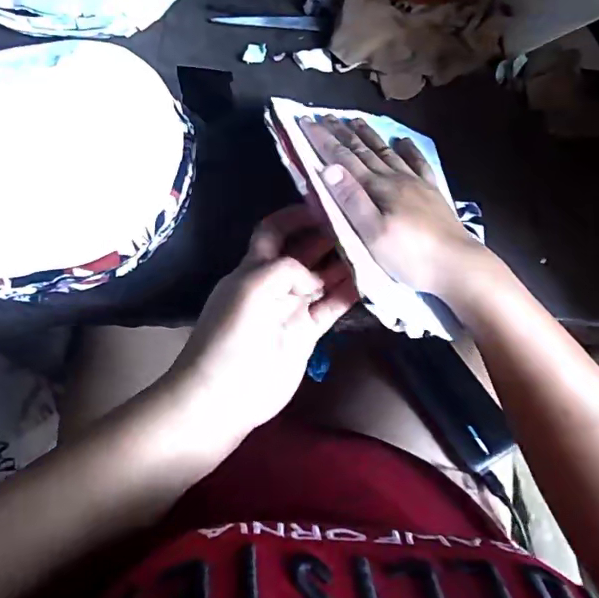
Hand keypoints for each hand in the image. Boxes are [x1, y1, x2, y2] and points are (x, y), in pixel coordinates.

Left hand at [167, 206, 358, 431]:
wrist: (225, 393)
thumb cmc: (232, 334)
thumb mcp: (253, 286)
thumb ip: (287, 268)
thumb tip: (314, 277)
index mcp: (253, 267)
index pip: (273, 230)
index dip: (294, 215)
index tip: (324, 204)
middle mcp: (275, 282)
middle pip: (305, 251)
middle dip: (328, 236)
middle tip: (360, 224)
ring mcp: (292, 308)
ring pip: (323, 277)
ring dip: (344, 264)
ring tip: (373, 249)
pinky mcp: (308, 332)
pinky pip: (333, 306)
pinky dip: (350, 294)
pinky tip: (371, 281)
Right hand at [304, 117, 488, 296]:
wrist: (459, 266)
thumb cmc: (411, 257)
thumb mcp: (373, 235)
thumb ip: (352, 201)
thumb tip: (329, 167)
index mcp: (378, 189)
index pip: (344, 159)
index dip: (324, 141)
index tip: (306, 122)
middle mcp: (396, 178)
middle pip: (364, 151)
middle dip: (342, 133)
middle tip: (325, 116)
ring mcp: (417, 184)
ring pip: (388, 153)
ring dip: (369, 136)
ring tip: (355, 120)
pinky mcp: (433, 193)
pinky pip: (418, 163)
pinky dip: (408, 150)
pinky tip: (403, 141)